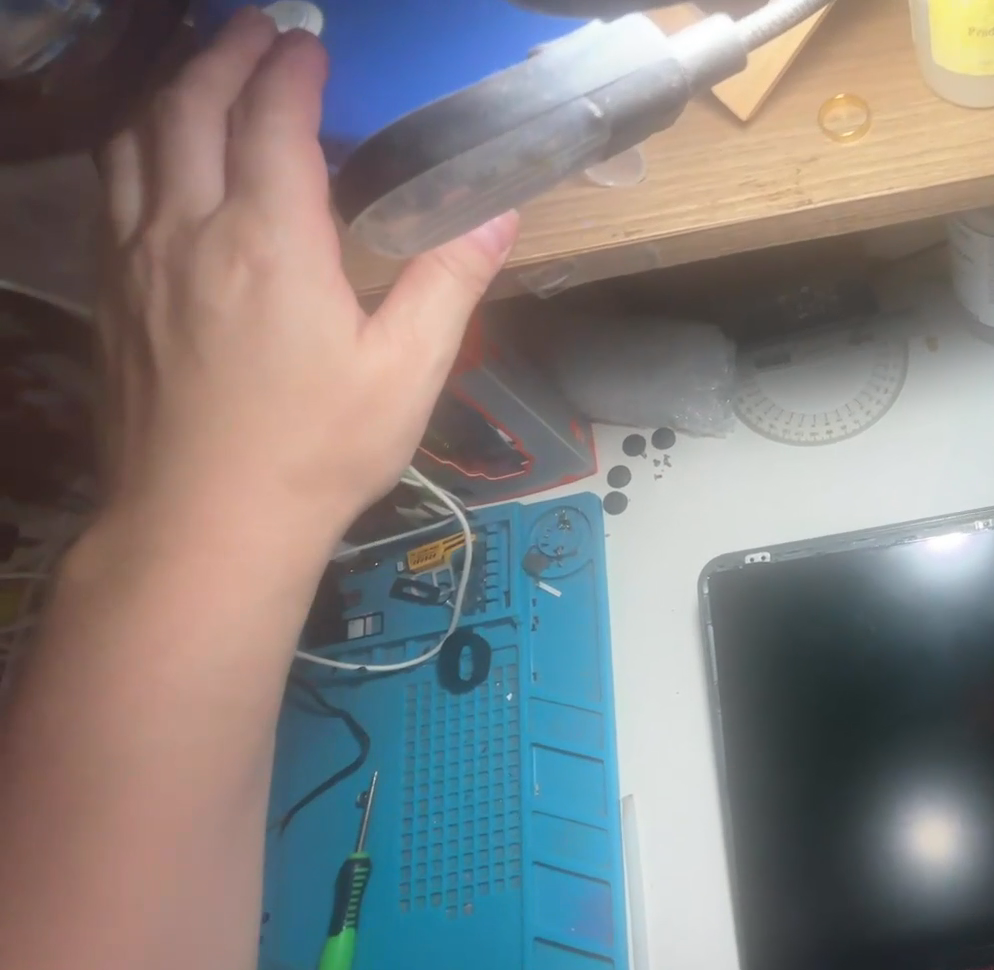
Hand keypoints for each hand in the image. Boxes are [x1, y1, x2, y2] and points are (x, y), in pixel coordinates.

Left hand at [93, 7, 517, 545]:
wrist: (211, 514)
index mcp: (271, 246)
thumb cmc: (326, 443)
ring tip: (208, 70)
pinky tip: (160, 150)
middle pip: (189, 111)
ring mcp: (136, 257)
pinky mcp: (112, 289)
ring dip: (172, 87)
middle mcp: (189, 231)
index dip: (291, 75)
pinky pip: (113, 184)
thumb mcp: (411, 369)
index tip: (313, 44)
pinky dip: (139, 140)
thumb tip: (497, 214)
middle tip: (259, 32)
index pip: (272, 127)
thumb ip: (449, 282)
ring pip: (137, 138)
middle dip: (223, 58)